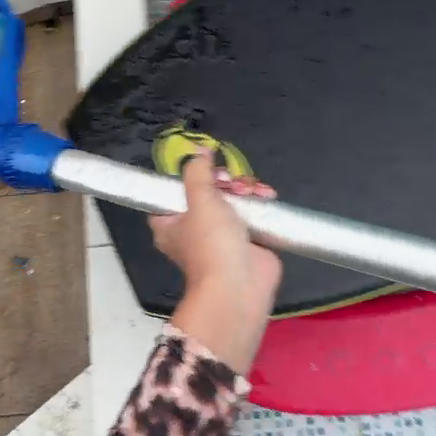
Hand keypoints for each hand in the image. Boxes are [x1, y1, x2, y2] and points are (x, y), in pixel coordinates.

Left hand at [150, 152, 280, 373]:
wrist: (240, 285)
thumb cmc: (211, 243)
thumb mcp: (200, 199)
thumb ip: (197, 171)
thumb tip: (199, 149)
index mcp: (169, 223)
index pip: (173, 190)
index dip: (190, 176)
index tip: (205, 170)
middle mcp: (192, 228)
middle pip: (207, 190)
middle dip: (225, 181)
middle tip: (233, 184)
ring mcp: (220, 235)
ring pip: (231, 199)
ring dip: (245, 189)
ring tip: (255, 191)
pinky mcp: (246, 240)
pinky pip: (250, 212)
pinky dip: (259, 202)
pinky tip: (266, 196)